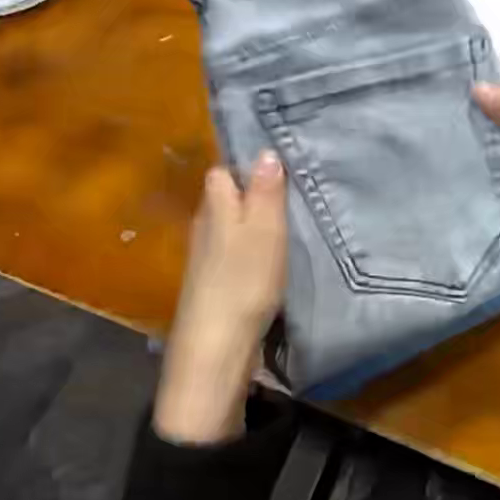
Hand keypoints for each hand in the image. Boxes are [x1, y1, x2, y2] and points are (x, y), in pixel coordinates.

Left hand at [152, 151, 286, 444]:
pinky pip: (235, 250)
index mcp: (214, 205)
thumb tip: (265, 151)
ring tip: (290, 220)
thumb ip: (265, 190)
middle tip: (294, 191)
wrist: (216, 347)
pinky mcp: (214, 282)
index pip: (223, 170)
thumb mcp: (264, 228)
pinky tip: (273, 256)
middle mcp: (204, 225)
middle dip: (254, 192)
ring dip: (254, 222)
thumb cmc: (244, 279)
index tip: (280, 164)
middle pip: (227, 197)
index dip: (247, 164)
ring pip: (231, 225)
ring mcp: (206, 257)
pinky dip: (252, 248)